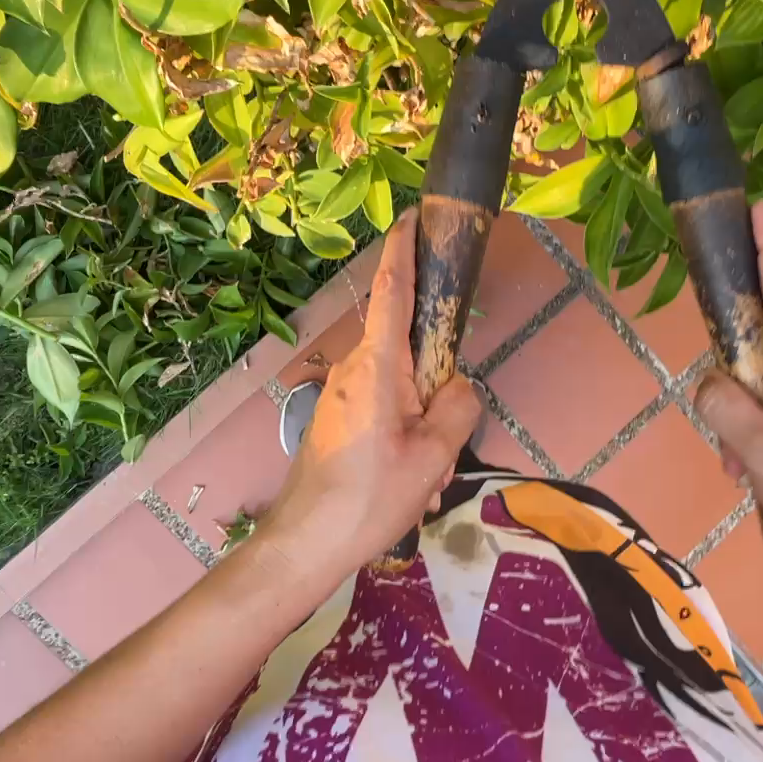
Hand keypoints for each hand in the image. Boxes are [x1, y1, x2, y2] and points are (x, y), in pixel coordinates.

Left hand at [255, 207, 481, 583]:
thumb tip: (458, 385)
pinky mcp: (336, 418)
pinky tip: (406, 485)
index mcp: (377, 366)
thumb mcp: (433, 455)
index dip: (403, 250)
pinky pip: (382, 410)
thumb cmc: (369, 496)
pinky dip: (403, 437)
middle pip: (407, 350)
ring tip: (424, 480)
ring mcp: (341, 395)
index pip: (393, 291)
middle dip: (435, 386)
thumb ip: (458, 407)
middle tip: (445, 442)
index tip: (411, 217)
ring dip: (421, 424)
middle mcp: (354, 369)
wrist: (303, 544)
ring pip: (398, 388)